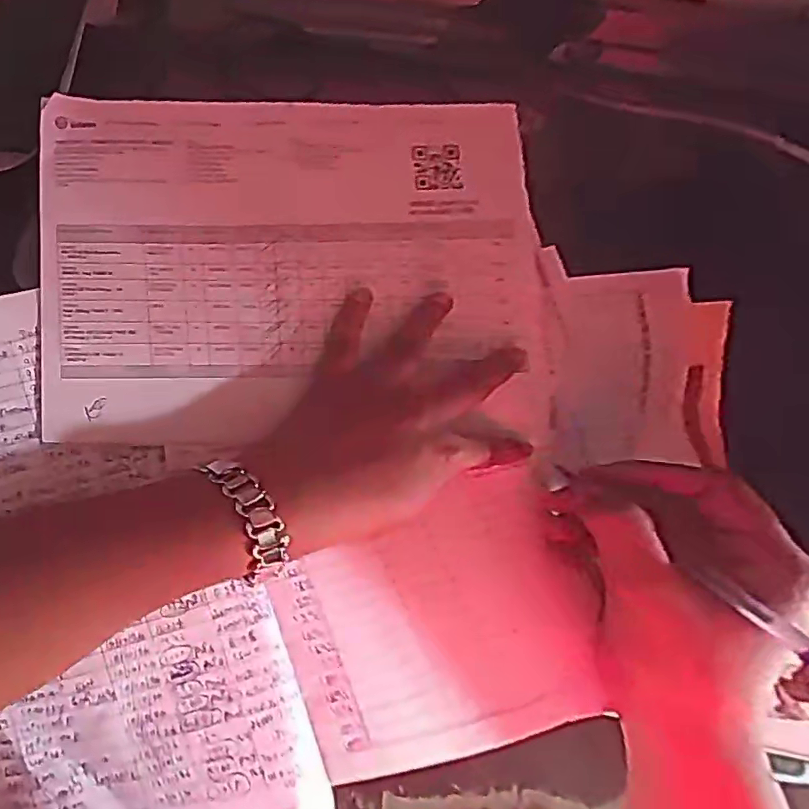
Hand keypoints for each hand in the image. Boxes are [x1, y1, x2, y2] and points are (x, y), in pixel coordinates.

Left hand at [246, 290, 530, 551]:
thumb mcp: (406, 507)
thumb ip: (436, 477)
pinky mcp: (332, 382)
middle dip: (491, 369)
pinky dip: (351, 317)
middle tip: (513, 353)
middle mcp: (411, 411)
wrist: (289, 496)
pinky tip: (360, 295)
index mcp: (434, 448)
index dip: (499, 447)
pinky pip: (343, 343)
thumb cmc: (348, 513)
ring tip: (439, 298)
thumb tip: (464, 460)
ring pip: (407, 347)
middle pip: (461, 385)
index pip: (478, 445)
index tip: (518, 445)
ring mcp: (371, 391)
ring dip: (426, 321)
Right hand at [547, 462, 808, 730]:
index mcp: (770, 562)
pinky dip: (596, 544)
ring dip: (597, 521)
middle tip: (564, 496)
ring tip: (556, 520)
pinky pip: (634, 555)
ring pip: (649, 531)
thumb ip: (619, 530)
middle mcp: (745, 568)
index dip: (649, 476)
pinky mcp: (672, 599)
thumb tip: (586, 490)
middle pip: (675, 510)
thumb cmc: (683, 673)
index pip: (713, 491)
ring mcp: (708, 585)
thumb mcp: (647, 589)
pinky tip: (563, 542)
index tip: (596, 477)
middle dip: (612, 500)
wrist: (676, 730)